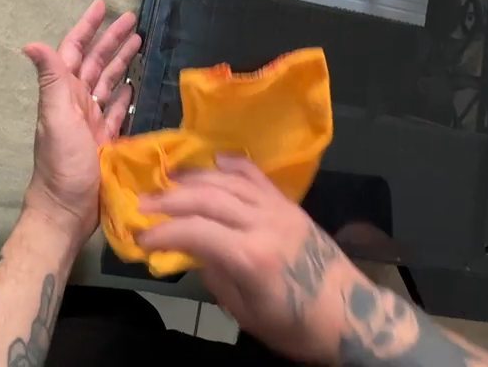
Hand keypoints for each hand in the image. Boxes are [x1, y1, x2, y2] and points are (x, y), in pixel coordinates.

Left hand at [20, 0, 138, 246]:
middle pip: (96, 62)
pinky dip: (125, 94)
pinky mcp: (106, 139)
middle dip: (112, 38)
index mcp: (64, 94)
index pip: (75, 51)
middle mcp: (77, 103)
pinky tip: (135, 85)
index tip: (102, 6)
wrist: (67, 212)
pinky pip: (117, 109)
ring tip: (140, 42)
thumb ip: (50, 80)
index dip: (87, 27)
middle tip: (133, 19)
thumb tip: (31, 43)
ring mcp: (92, 121)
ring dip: (121, 60)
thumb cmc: (62, 164)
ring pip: (109, 81)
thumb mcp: (56, 118)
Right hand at [135, 155, 361, 363]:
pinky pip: (256, 175)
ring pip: (228, 181)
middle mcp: (262, 223)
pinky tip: (213, 161)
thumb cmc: (294, 325)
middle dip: (171, 199)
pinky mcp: (288, 202)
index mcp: (251, 257)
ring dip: (195, 178)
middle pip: (208, 199)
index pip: (196, 232)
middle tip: (142, 202)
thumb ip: (216, 276)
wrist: (348, 312)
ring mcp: (277, 207)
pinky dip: (232, 164)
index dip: (163, 231)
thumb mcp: (246, 313)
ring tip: (168, 179)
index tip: (139, 235)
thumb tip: (190, 249)